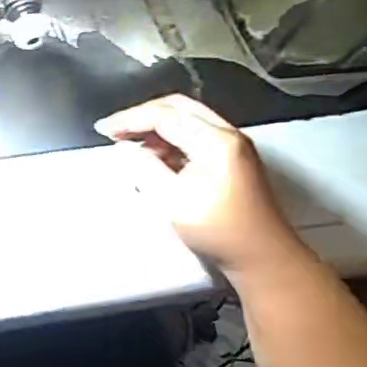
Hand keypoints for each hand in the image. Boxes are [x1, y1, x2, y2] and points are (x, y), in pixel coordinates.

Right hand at [94, 95, 298, 277]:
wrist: (263, 258)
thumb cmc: (219, 231)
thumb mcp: (174, 201)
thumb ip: (146, 169)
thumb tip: (127, 149)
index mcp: (216, 140)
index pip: (166, 116)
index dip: (130, 119)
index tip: (102, 129)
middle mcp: (227, 134)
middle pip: (178, 108)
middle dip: (143, 115)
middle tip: (114, 130)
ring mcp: (232, 146)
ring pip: (187, 120)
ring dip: (156, 127)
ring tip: (129, 144)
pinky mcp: (231, 160)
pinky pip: (195, 137)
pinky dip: (170, 140)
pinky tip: (154, 156)